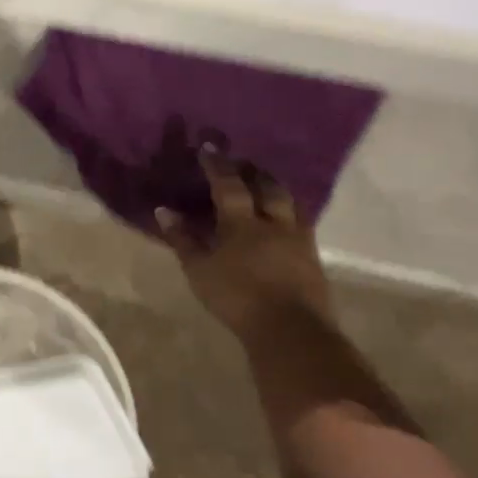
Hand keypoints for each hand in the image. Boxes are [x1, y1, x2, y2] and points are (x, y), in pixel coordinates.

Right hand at [158, 150, 332, 337]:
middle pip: (271, 190)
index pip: (230, 185)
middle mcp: (275, 225)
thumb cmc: (236, 296)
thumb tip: (164, 210)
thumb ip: (182, 239)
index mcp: (243, 224)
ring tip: (266, 186)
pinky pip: (301, 225)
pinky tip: (282, 220)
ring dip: (278, 191)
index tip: (210, 147)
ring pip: (292, 206)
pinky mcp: (313, 260)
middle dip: (256, 173)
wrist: (291, 331)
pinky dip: (289, 214)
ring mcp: (299, 242)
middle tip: (243, 162)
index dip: (219, 165)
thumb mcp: (198, 269)